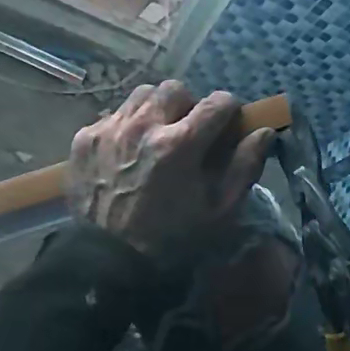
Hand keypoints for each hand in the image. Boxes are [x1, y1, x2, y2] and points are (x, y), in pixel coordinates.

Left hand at [65, 81, 274, 261]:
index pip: (217, 101)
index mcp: (180, 144)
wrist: (107, 261)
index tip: (227, 124)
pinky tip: (127, 151)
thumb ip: (244, 167)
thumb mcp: (219, 212)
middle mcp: (143, 126)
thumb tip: (264, 131)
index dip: (229, 110)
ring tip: (157, 135)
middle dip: (188, 105)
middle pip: (175, 89)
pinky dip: (125, 126)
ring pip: (141, 96)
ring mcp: (110, 129)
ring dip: (155, 109)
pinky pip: (112, 116)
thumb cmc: (170, 240)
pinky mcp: (85, 139)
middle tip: (188, 130)